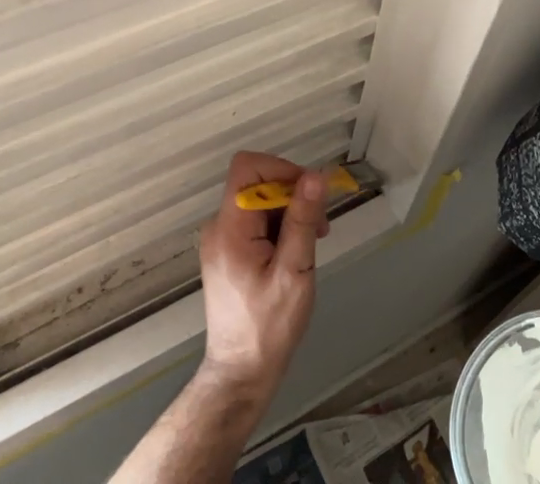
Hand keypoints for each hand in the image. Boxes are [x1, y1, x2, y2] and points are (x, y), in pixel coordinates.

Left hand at [197, 152, 330, 395]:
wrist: (242, 372)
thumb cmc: (270, 325)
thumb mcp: (294, 272)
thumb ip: (302, 220)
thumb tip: (315, 176)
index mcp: (229, 228)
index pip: (248, 167)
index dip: (282, 169)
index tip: (310, 195)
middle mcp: (218, 227)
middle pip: (255, 183)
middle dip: (292, 194)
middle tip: (320, 227)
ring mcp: (221, 240)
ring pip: (258, 202)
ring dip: (289, 212)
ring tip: (311, 243)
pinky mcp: (228, 253)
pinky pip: (255, 222)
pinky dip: (279, 227)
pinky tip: (295, 254)